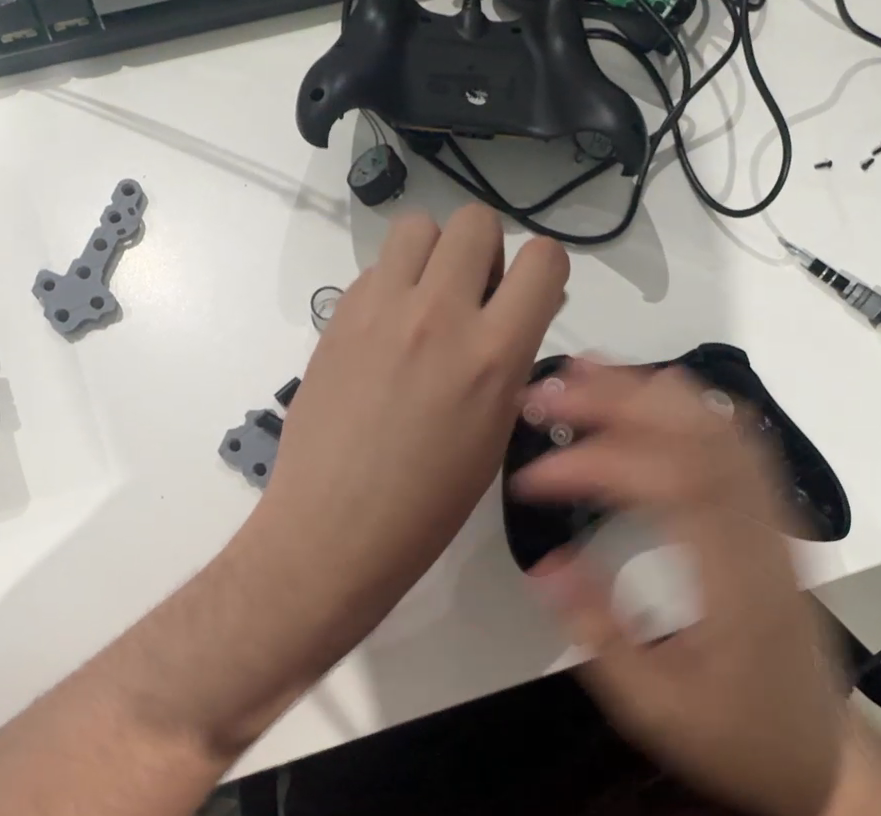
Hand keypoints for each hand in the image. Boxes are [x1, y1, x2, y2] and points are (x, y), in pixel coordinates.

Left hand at [244, 205, 569, 655]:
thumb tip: (516, 321)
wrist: (335, 529)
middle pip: (476, 221)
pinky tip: (385, 337)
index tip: (531, 299)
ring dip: (434, 255)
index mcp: (492, 357)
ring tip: (427, 305)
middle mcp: (438, 316)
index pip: (544, 259)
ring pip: (418, 227)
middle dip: (487, 254)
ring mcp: (379, 311)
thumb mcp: (493, 437)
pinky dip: (392, 286)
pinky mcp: (336, 319)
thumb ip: (509, 366)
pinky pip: (375, 269)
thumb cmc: (428, 506)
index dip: (545, 272)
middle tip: (476, 301)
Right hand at [511, 359, 858, 815]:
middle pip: (702, 434)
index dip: (595, 461)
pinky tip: (650, 409)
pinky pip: (739, 450)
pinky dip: (689, 414)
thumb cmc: (738, 741)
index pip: (668, 483)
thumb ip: (599, 633)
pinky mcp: (776, 528)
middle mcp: (764, 536)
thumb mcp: (654, 708)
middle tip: (550, 390)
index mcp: (734, 582)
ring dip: (655, 394)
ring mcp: (778, 527)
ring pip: (725, 430)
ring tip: (590, 378)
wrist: (824, 760)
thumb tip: (545, 565)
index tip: (533, 476)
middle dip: (620, 399)